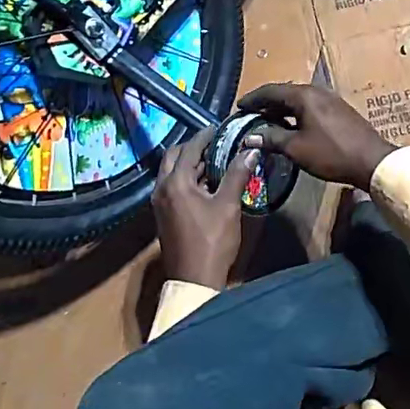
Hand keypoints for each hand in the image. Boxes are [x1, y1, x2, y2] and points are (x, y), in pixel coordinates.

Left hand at [153, 127, 254, 289]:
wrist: (194, 280)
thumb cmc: (212, 241)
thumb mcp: (228, 206)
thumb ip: (236, 175)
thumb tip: (250, 150)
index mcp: (176, 182)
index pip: (189, 148)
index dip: (205, 136)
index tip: (219, 128)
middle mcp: (161, 187)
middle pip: (174, 156)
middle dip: (192, 148)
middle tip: (214, 144)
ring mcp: (159, 202)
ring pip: (171, 172)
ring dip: (189, 164)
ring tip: (213, 161)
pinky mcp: (162, 214)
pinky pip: (171, 186)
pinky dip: (185, 179)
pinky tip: (204, 184)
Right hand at [239, 83, 395, 189]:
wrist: (372, 161)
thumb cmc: (331, 153)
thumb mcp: (296, 148)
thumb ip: (271, 139)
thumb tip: (249, 137)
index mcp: (303, 96)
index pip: (270, 91)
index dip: (253, 99)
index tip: (239, 107)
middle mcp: (316, 91)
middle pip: (284, 93)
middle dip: (265, 104)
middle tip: (250, 115)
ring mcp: (329, 100)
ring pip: (297, 100)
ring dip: (280, 109)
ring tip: (266, 121)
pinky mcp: (338, 110)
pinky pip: (309, 106)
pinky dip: (295, 113)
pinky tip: (291, 126)